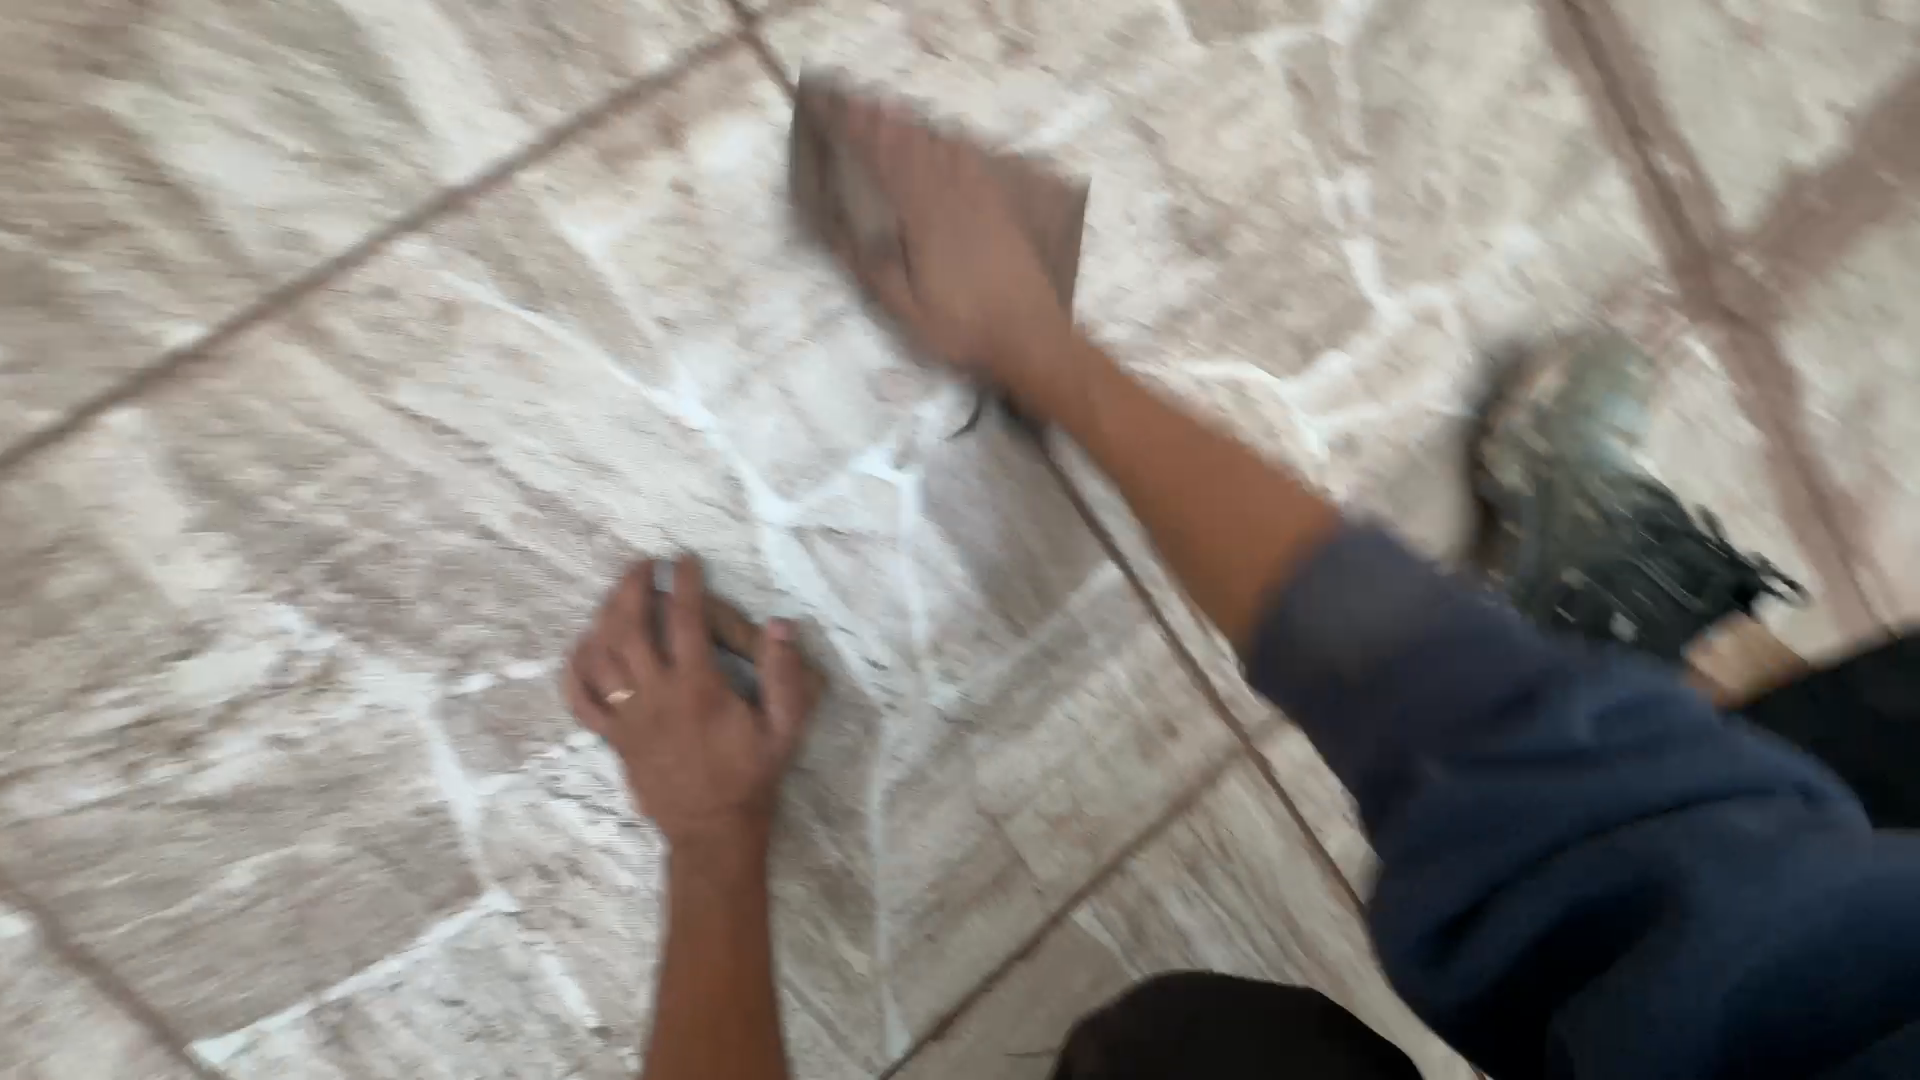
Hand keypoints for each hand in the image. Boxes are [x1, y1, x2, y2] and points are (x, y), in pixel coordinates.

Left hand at [563, 556, 812, 857]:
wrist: (713, 827)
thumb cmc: (752, 773)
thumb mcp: (785, 726)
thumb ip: (785, 674)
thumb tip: (780, 624)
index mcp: (697, 686)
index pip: (685, 620)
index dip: (683, 584)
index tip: (683, 560)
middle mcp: (655, 694)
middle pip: (628, 628)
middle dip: (631, 588)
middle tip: (642, 565)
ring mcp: (628, 716)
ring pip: (600, 656)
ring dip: (604, 616)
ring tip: (616, 593)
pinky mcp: (613, 737)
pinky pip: (580, 699)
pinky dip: (575, 668)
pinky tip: (583, 645)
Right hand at [834, 94, 1075, 386]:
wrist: (1028, 333)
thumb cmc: (963, 328)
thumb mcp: (909, 310)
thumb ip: (875, 269)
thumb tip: (840, 235)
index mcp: (923, 222)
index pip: (887, 169)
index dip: (864, 143)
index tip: (843, 119)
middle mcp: (952, 201)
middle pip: (914, 153)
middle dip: (886, 127)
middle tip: (863, 104)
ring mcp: (982, 204)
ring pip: (944, 154)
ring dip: (917, 131)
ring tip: (896, 113)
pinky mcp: (1003, 214)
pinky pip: (977, 169)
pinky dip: (957, 148)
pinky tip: (951, 142)